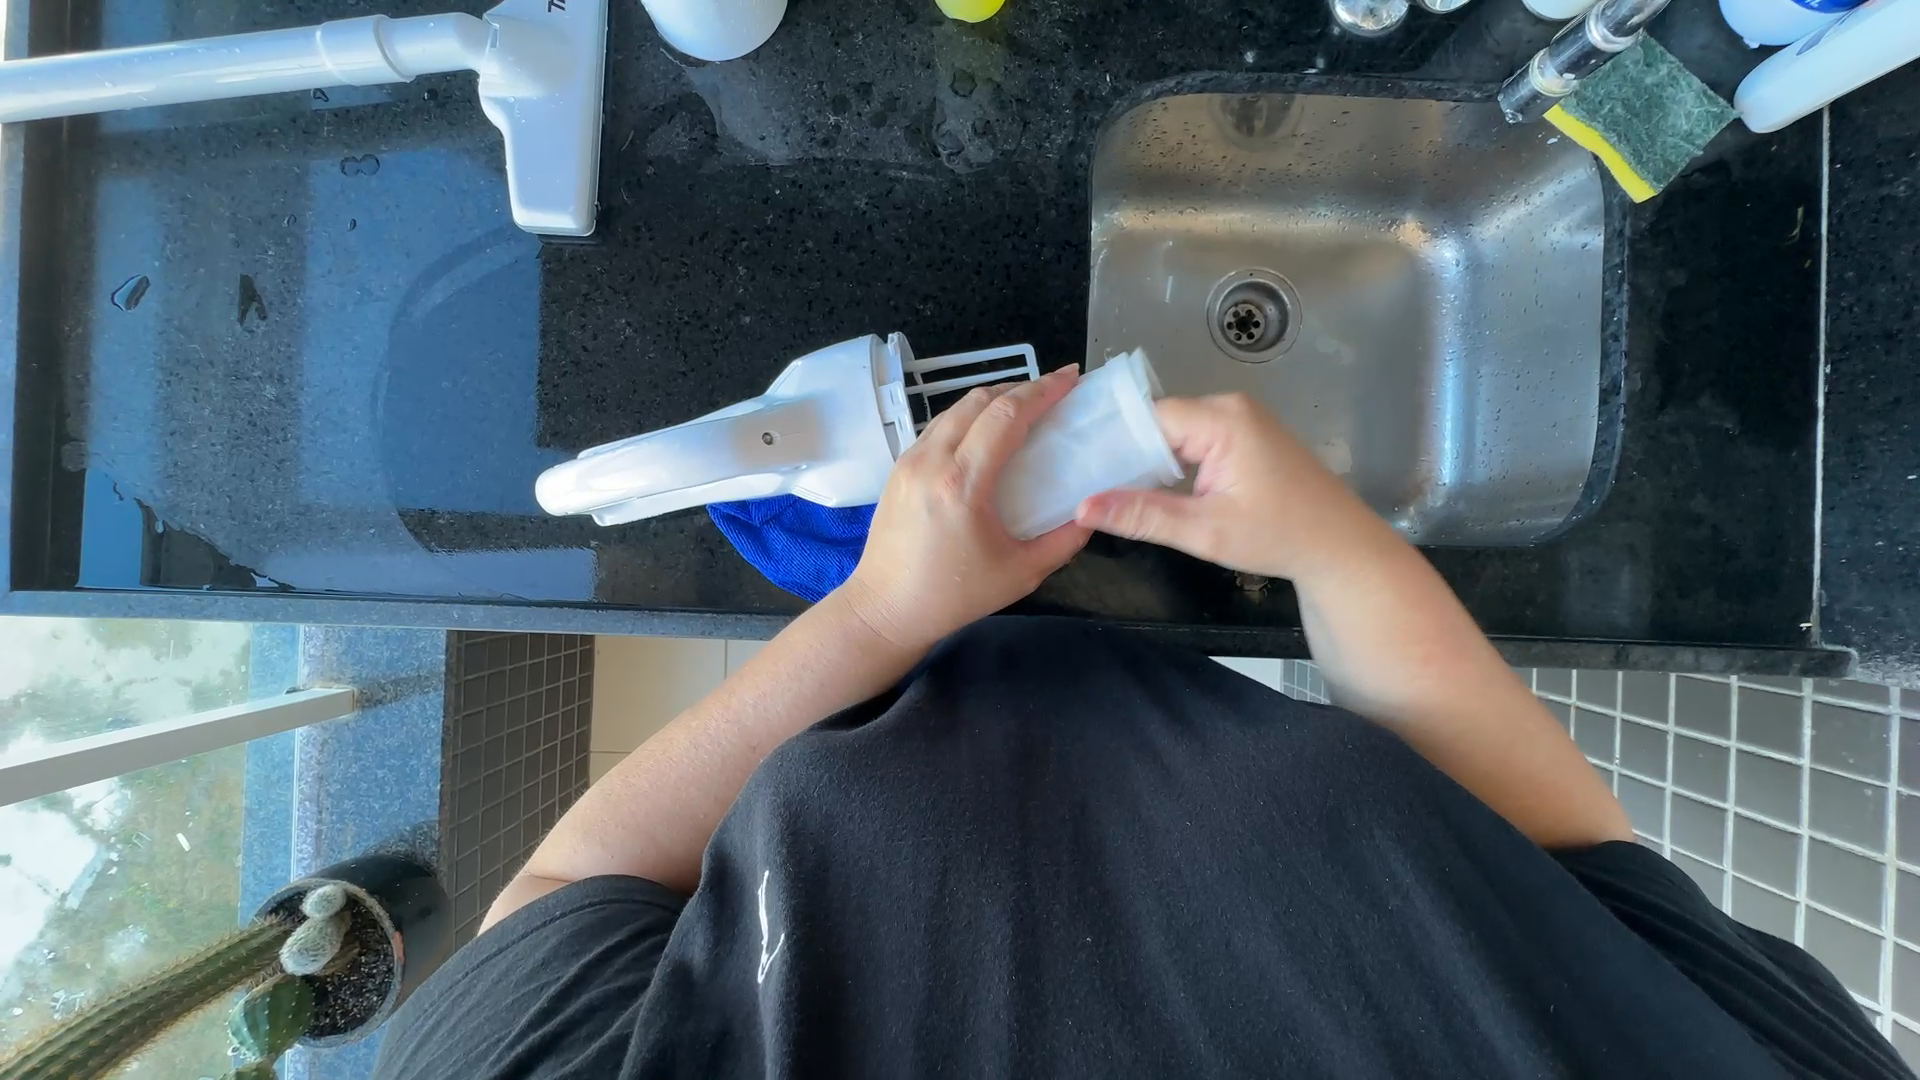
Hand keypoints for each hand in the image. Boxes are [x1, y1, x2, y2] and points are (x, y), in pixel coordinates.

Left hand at [839, 368, 1091, 651]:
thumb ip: (1063, 541)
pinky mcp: (898, 469)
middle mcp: (931, 460)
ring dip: (993, 400)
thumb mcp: (1021, 574)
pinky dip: (968, 417)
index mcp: (961, 483)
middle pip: (979, 400)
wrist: (885, 609)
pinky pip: (938, 427)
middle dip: (1021, 388)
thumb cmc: (954, 595)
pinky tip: (986, 433)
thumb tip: (1091, 512)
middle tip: (1054, 391)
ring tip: (1024, 407)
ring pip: (955, 409)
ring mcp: (909, 461)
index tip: (1070, 378)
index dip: (1042, 391)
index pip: (1005, 416)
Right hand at [1075, 393, 1384, 581]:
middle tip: (1083, 480)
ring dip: (1145, 459)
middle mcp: (1230, 408)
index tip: (1078, 467)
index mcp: (1223, 419)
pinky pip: (1192, 441)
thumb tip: (1082, 507)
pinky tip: (1144, 485)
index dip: (1113, 442)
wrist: (1340, 547)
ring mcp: (1239, 420)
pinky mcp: (1243, 437)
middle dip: (1124, 451)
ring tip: (1104, 485)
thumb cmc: (1278, 537)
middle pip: (1158, 422)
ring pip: (1173, 432)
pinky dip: (1168, 462)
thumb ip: (1142, 515)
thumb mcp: (1205, 531)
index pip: (1149, 417)